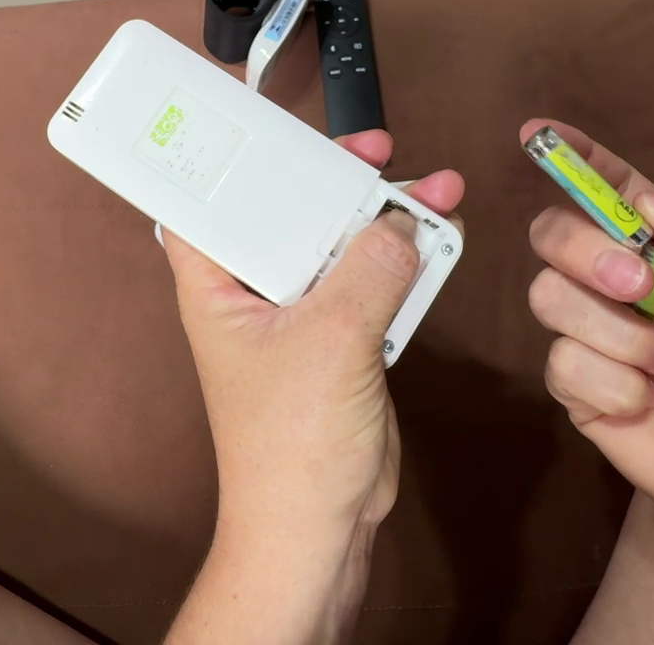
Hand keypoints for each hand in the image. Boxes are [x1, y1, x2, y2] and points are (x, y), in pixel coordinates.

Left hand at [166, 128, 464, 535]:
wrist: (323, 525)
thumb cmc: (292, 446)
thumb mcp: (330, 343)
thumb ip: (368, 272)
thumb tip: (402, 222)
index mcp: (218, 282)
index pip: (213, 199)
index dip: (242, 159)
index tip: (279, 128)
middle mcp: (255, 287)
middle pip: (291, 210)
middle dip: (336, 180)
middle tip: (376, 151)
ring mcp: (301, 309)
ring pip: (339, 241)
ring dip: (383, 215)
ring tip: (433, 186)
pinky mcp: (341, 329)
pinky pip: (372, 277)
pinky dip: (405, 256)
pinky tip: (440, 233)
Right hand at [520, 119, 653, 556]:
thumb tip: (653, 204)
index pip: (611, 187)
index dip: (572, 157)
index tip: (538, 135)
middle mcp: (626, 283)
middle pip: (552, 233)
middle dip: (582, 251)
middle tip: (637, 286)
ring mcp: (599, 336)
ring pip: (546, 296)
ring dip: (611, 331)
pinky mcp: (582, 391)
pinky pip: (560, 364)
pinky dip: (610, 383)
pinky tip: (653, 401)